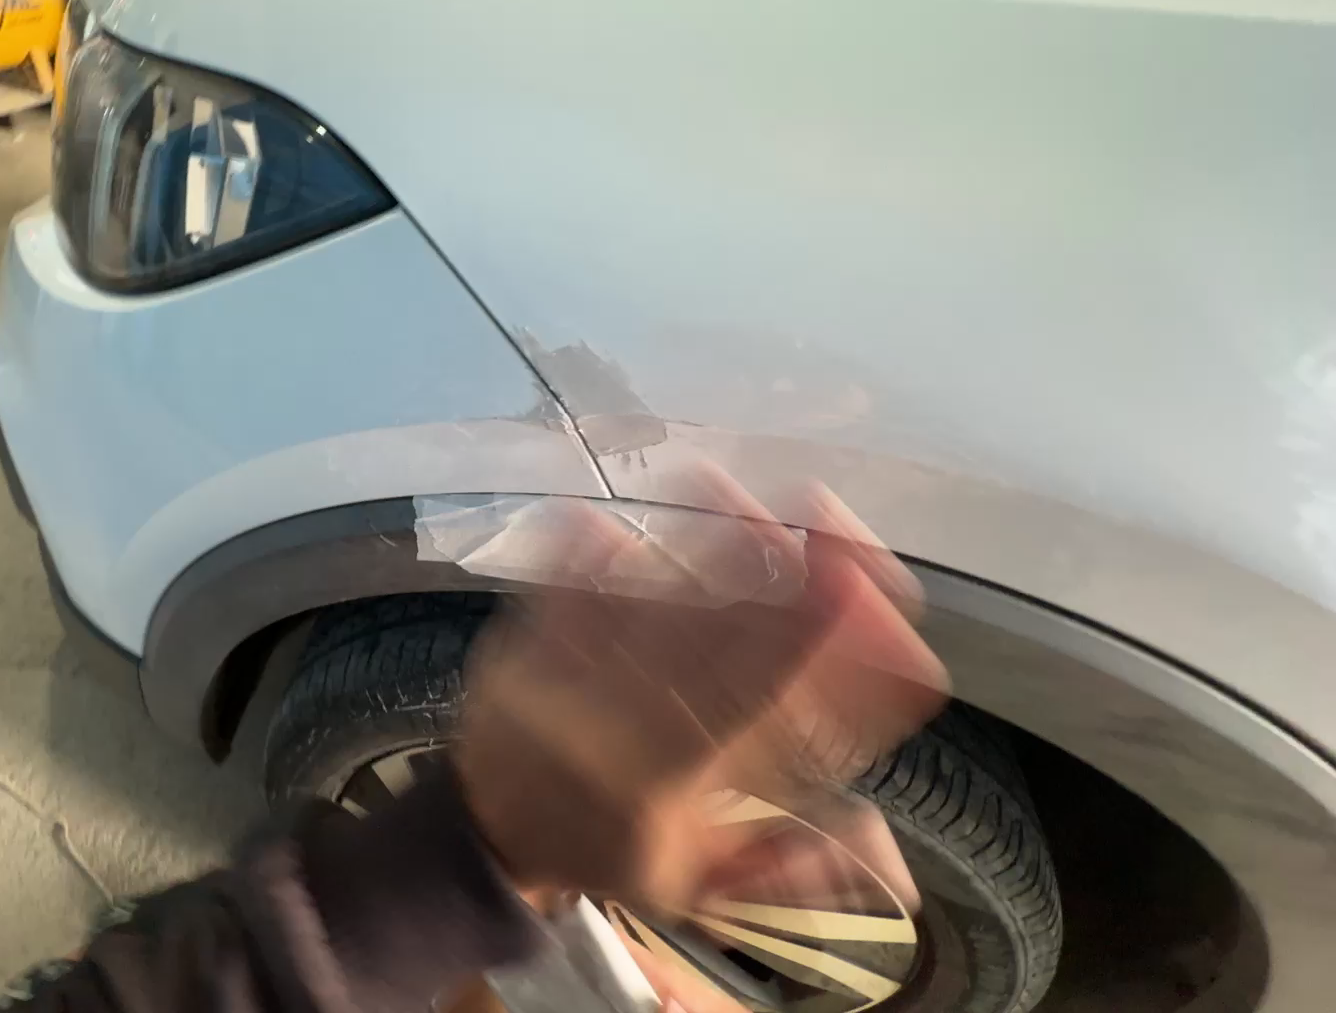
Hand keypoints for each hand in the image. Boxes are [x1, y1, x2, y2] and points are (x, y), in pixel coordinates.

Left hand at [452, 467, 947, 912]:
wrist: (484, 828)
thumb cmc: (599, 846)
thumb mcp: (689, 884)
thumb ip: (779, 861)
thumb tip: (882, 837)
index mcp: (659, 782)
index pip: (744, 699)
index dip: (799, 638)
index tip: (855, 581)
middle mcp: (604, 720)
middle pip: (695, 632)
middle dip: (763, 571)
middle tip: (819, 511)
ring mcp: (552, 673)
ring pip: (629, 596)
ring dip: (676, 539)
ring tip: (720, 482)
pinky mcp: (513, 643)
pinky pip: (549, 587)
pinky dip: (579, 548)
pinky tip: (603, 514)